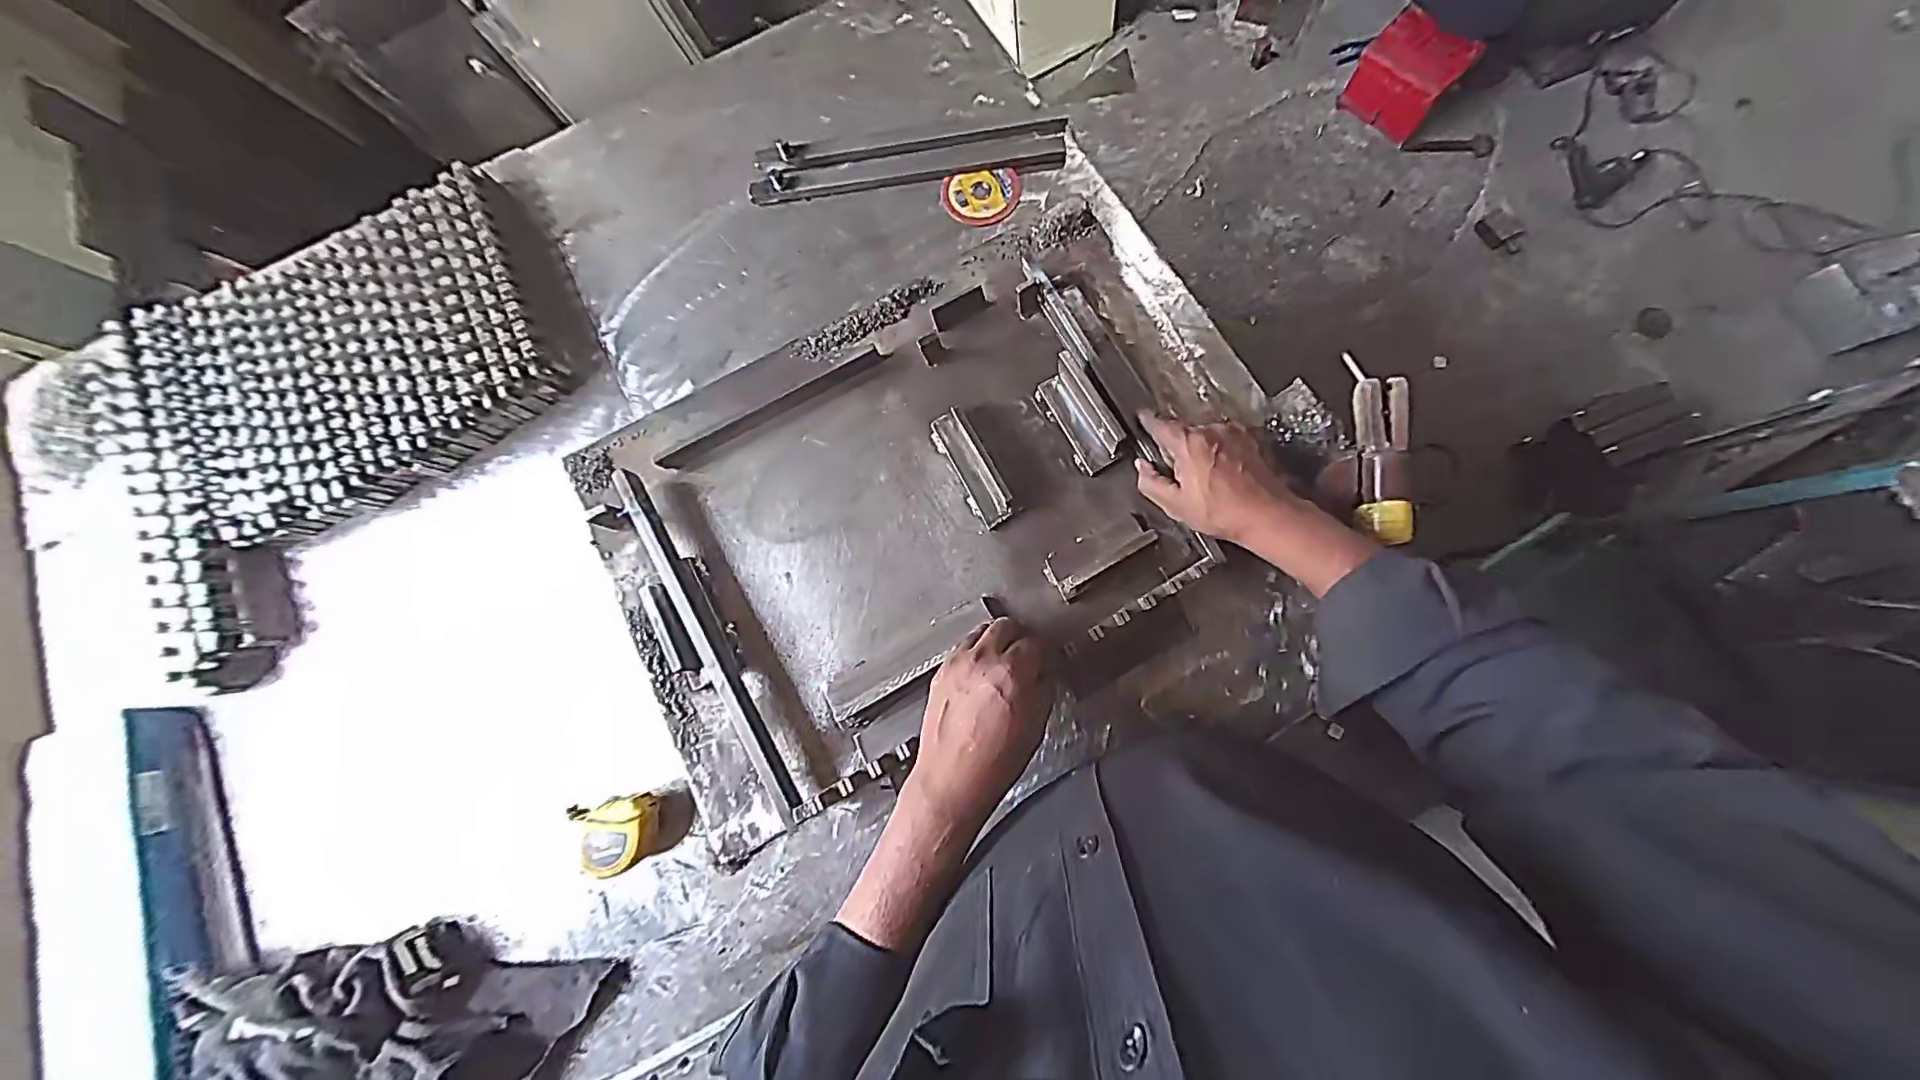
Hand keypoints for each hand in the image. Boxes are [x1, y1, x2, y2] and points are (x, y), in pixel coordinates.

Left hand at [904, 617, 1052, 827]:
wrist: (952, 779)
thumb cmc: (992, 761)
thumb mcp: (1035, 724)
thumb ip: (1043, 688)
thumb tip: (1044, 673)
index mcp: (1012, 672)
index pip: (1035, 642)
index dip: (1044, 651)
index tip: (1045, 657)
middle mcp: (982, 661)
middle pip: (1005, 625)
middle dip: (1019, 636)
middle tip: (1026, 649)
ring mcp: (957, 664)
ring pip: (980, 631)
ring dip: (995, 639)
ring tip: (1002, 657)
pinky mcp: (941, 672)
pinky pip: (961, 648)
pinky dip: (974, 652)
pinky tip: (980, 669)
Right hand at [1133, 413, 1304, 544]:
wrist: (1266, 515)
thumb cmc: (1225, 511)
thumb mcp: (1175, 504)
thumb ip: (1150, 483)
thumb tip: (1142, 469)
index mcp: (1188, 444)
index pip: (1160, 424)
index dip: (1148, 421)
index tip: (1142, 418)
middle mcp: (1211, 431)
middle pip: (1184, 431)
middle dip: (1177, 448)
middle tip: (1178, 473)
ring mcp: (1233, 434)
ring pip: (1205, 436)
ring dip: (1200, 450)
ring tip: (1204, 480)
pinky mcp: (1250, 441)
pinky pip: (1224, 441)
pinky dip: (1219, 453)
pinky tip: (1222, 476)